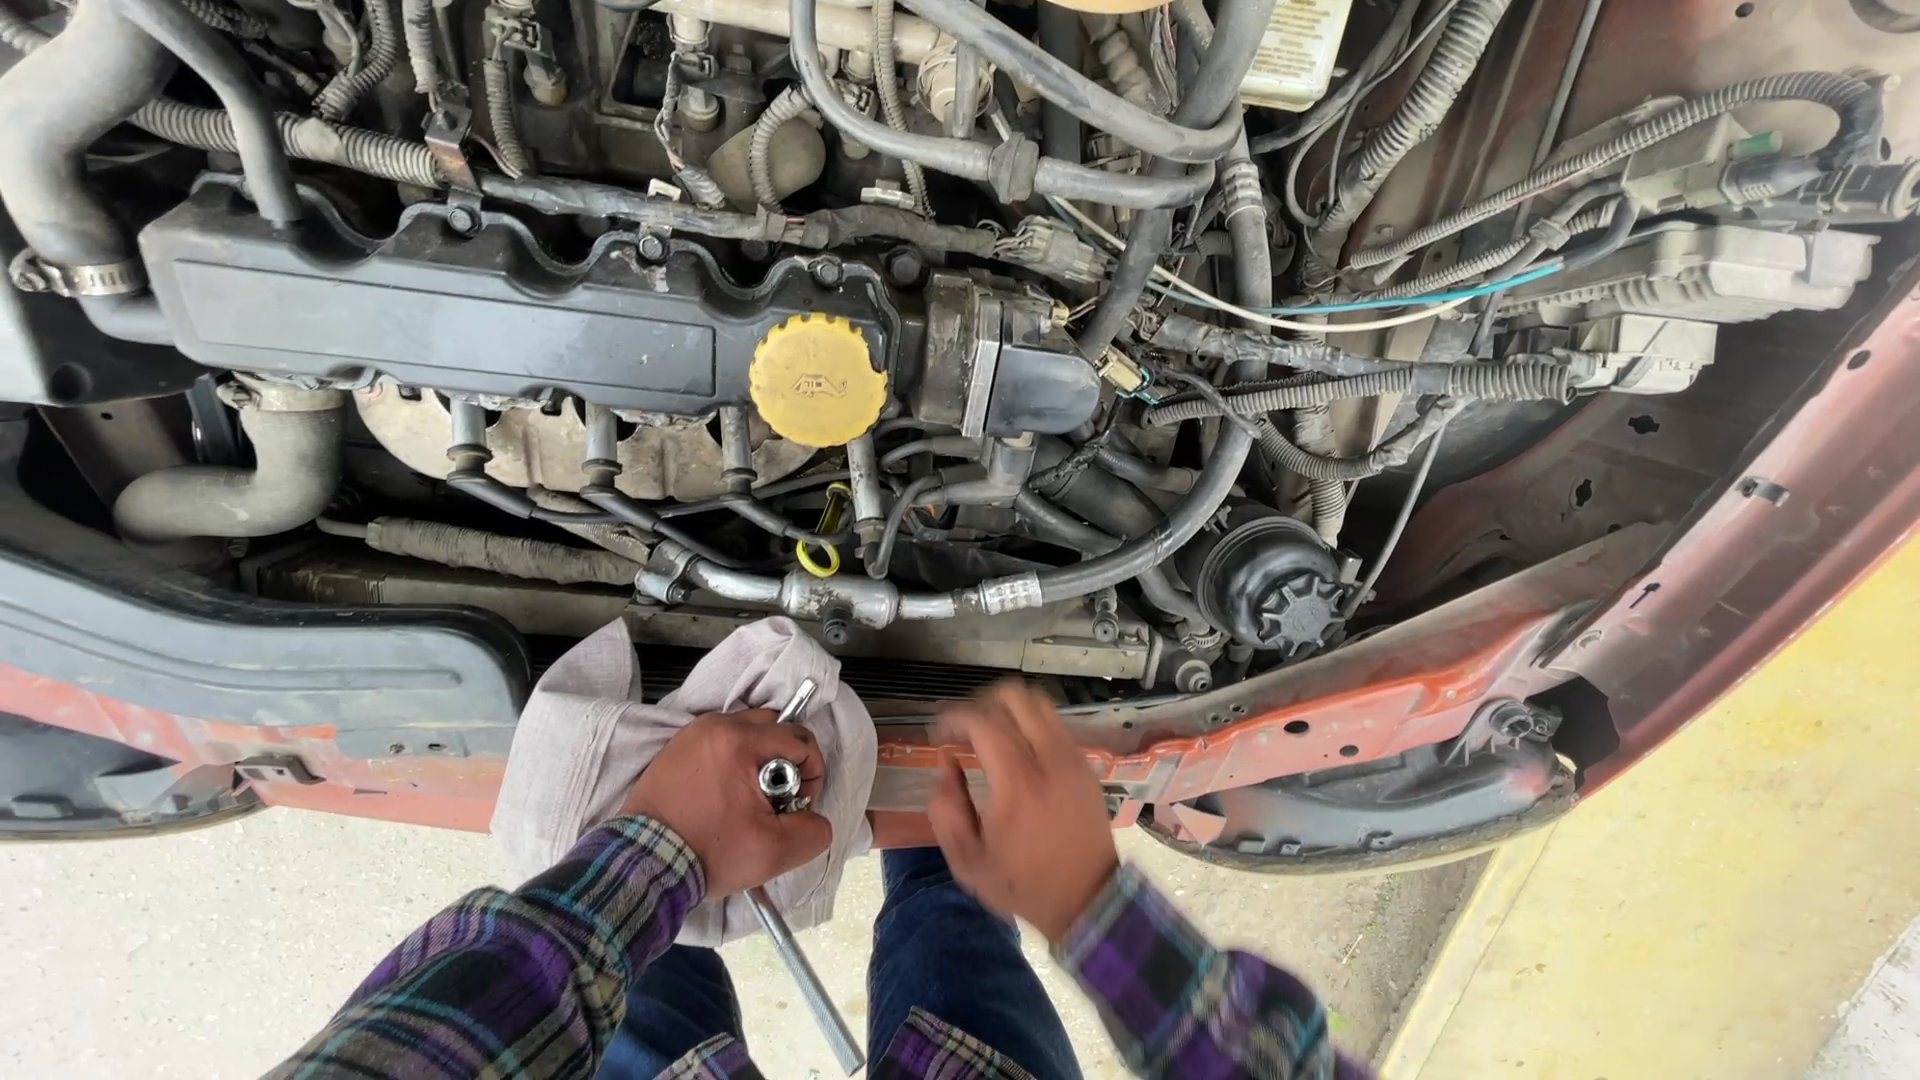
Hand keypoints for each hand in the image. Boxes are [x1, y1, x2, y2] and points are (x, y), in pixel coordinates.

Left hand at [619, 709, 832, 898]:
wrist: (641, 867)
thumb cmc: (706, 853)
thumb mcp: (775, 852)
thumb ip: (813, 830)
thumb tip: (814, 818)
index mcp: (740, 741)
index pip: (800, 741)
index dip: (811, 774)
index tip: (798, 806)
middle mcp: (715, 726)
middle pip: (774, 728)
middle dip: (785, 763)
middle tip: (774, 802)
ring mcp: (691, 735)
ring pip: (747, 733)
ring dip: (759, 761)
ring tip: (747, 801)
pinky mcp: (675, 749)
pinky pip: (719, 743)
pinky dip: (731, 763)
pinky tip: (724, 798)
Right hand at [927, 681, 1117, 942]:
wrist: (1088, 901)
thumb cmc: (1023, 885)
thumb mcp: (967, 861)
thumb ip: (945, 808)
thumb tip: (946, 763)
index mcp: (1016, 783)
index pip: (982, 722)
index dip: (953, 717)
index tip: (938, 733)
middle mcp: (1048, 760)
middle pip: (1014, 698)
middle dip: (980, 703)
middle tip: (963, 727)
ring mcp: (1072, 758)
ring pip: (1038, 703)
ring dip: (1007, 708)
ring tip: (989, 731)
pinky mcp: (1085, 764)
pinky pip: (1054, 723)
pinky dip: (1030, 722)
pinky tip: (1016, 746)